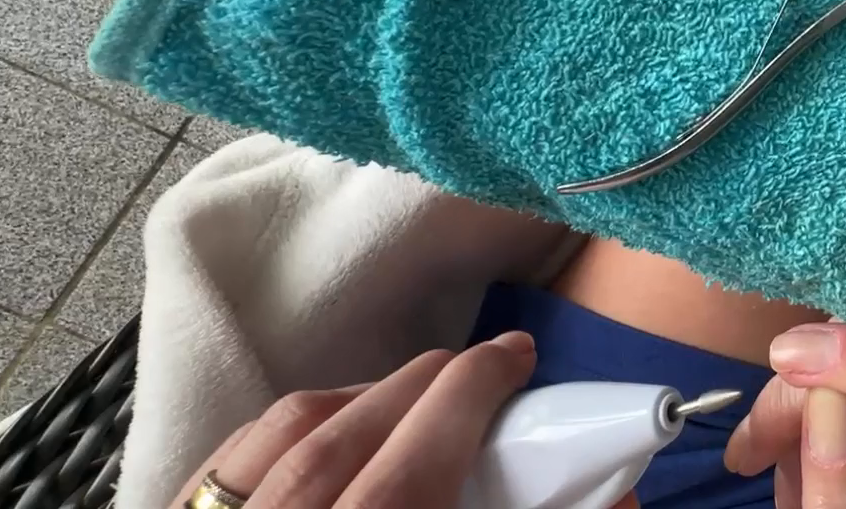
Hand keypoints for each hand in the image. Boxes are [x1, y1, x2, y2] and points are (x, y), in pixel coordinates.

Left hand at [167, 332, 592, 508]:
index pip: (412, 462)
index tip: (516, 355)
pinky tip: (327, 431)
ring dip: (363, 395)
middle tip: (483, 370)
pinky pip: (221, 460)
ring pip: (277, 437)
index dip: (474, 388)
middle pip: (344, 436)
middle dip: (431, 379)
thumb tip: (625, 490)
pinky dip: (287, 426)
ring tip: (412, 397)